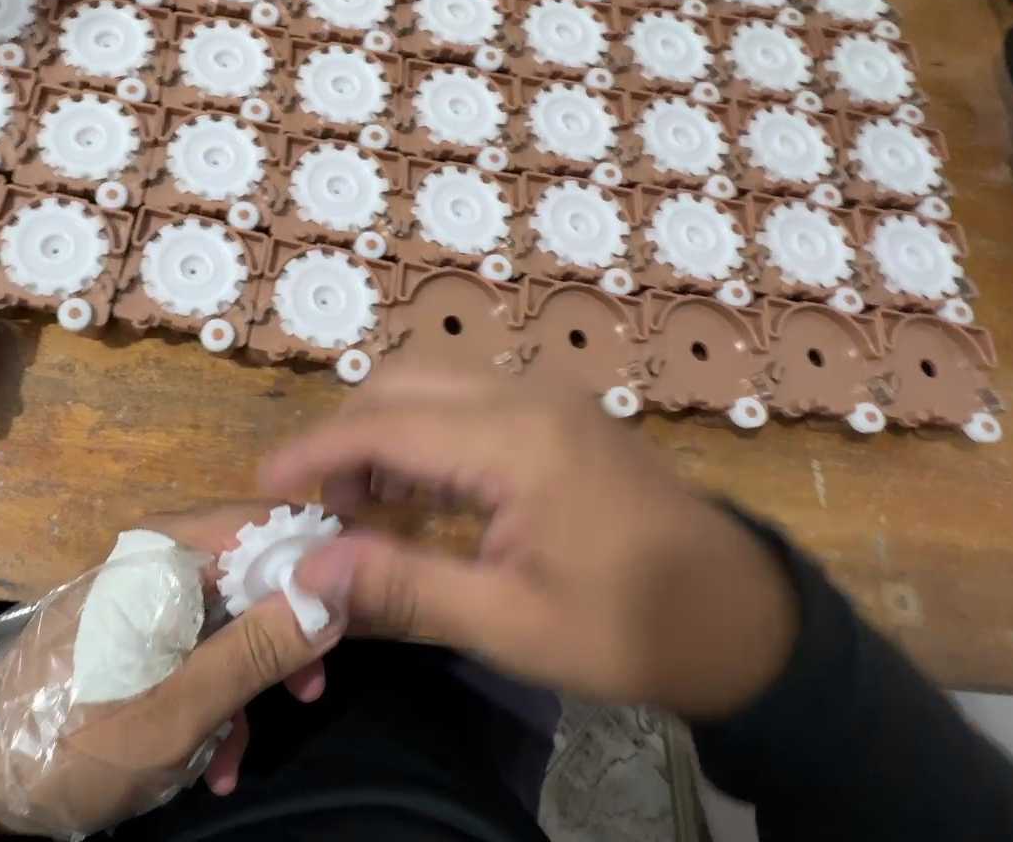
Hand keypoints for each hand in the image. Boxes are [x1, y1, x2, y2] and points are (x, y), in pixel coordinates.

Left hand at [140, 504, 335, 794]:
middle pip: (249, 571)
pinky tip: (213, 755)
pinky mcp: (139, 628)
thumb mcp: (181, 706)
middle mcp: (157, 558)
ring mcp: (147, 594)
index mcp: (164, 554)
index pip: (261, 522)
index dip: (315, 558)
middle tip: (312, 690)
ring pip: (228, 616)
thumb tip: (335, 596)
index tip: (358, 607)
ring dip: (248, 680)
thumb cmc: (81, 735)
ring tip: (245, 751)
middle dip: (283, 635)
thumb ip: (258, 649)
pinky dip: (213, 693)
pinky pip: (197, 644)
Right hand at [259, 363, 797, 720]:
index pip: (384, 426)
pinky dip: (417, 432)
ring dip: (379, 430)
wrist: (748, 620)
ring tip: (359, 499)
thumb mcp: (512, 625)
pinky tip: (412, 487)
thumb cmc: (634, 630)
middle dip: (343, 436)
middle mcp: (525, 397)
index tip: (264, 484)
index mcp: (517, 443)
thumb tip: (310, 568)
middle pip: (399, 384)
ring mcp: (544, 396)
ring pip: (427, 383)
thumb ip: (404, 588)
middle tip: (320, 503)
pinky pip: (460, 399)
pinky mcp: (553, 411)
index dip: (313, 452)